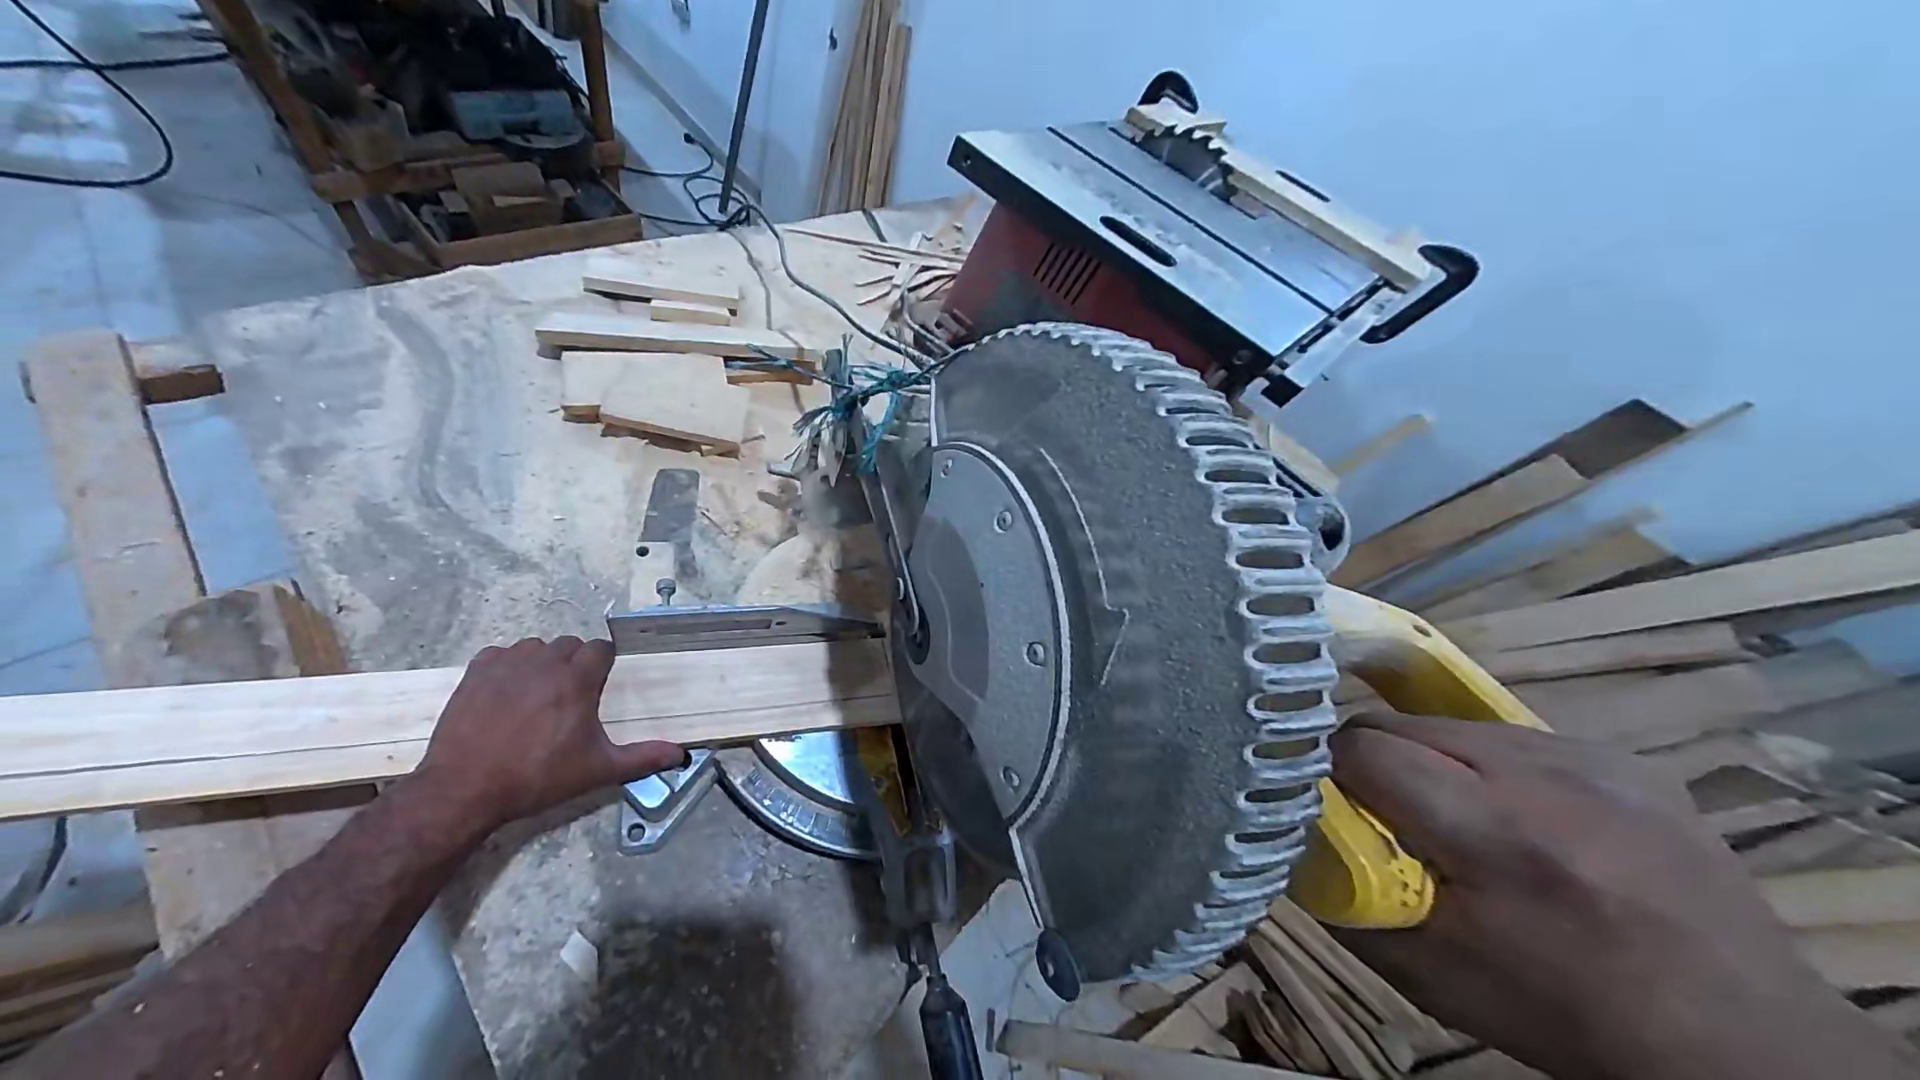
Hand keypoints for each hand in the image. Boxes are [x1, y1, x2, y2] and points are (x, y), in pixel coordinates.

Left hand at [411, 637, 686, 833]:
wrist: (465, 790)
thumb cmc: (538, 777)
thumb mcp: (597, 770)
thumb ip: (642, 758)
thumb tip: (681, 755)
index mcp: (577, 681)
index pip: (600, 648)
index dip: (604, 662)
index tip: (600, 682)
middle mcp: (545, 664)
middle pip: (569, 644)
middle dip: (575, 661)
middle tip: (571, 692)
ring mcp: (507, 666)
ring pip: (534, 646)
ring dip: (542, 661)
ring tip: (539, 690)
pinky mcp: (475, 674)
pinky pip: (499, 654)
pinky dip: (506, 665)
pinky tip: (506, 690)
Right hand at [1327, 712, 1917, 1079]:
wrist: (1744, 1041)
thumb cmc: (1563, 1013)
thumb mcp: (1429, 975)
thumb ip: (1344, 895)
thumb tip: (1296, 832)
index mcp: (1497, 837)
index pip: (1366, 748)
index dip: (1334, 772)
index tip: (1337, 805)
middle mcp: (1546, 778)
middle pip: (1400, 724)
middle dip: (1374, 761)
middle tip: (1388, 813)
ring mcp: (1593, 758)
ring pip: (1450, 723)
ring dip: (1429, 760)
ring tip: (1454, 816)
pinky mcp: (1622, 755)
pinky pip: (1509, 736)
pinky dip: (1486, 766)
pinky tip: (1517, 815)